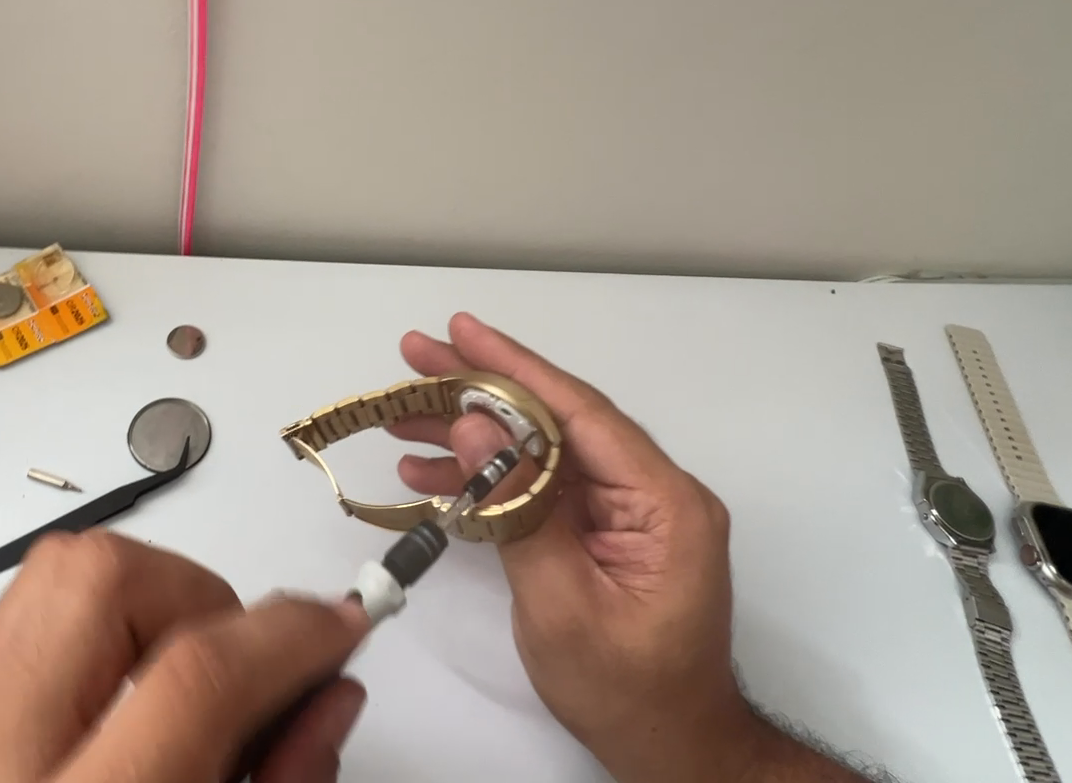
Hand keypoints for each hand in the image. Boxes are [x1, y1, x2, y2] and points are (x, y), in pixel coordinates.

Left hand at [0, 531, 369, 782]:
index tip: (342, 625)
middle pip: (104, 586)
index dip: (290, 637)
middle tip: (249, 659)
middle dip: (207, 596)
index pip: (195, 680)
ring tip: (194, 664)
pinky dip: (108, 607)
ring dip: (157, 593)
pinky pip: (36, 602)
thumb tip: (333, 690)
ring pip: (63, 570)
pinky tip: (140, 668)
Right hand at [392, 314, 862, 782]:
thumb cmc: (624, 690)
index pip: (578, 412)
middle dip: (479, 385)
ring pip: (535, 446)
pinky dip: (482, 477)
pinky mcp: (595, 523)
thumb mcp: (561, 602)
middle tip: (415, 354)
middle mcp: (646, 487)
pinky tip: (427, 472)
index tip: (461, 330)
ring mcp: (620, 505)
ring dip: (468, 431)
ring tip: (402, 415)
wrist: (668, 749)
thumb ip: (517, 507)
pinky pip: (534, 483)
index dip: (514, 366)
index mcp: (662, 500)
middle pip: (552, 417)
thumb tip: (474, 425)